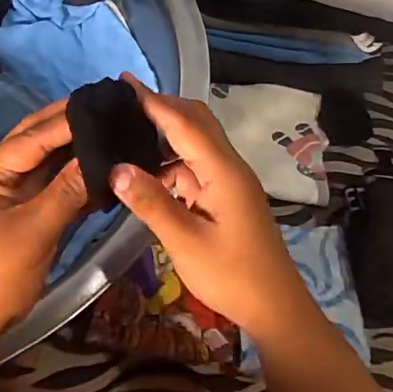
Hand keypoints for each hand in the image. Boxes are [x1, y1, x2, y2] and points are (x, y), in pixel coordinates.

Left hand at [0, 99, 88, 352]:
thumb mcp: (36, 230)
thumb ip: (69, 189)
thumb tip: (104, 156)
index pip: (33, 136)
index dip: (69, 120)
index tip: (105, 103)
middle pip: (38, 139)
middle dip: (72, 124)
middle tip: (111, 107)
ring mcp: (11, 190)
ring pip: (49, 160)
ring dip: (77, 149)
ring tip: (113, 128)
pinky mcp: (25, 209)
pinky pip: (53, 183)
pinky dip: (76, 177)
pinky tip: (104, 167)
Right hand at [108, 74, 313, 337]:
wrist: (276, 309)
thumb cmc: (233, 276)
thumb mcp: (186, 242)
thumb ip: (152, 203)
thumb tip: (116, 169)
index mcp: (222, 170)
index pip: (183, 122)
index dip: (152, 101)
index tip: (122, 82)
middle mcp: (228, 165)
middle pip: (195, 121)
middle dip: (160, 107)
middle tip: (121, 103)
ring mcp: (229, 180)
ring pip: (195, 142)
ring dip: (164, 134)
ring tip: (126, 133)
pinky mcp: (226, 195)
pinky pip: (194, 165)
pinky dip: (169, 161)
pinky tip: (145, 172)